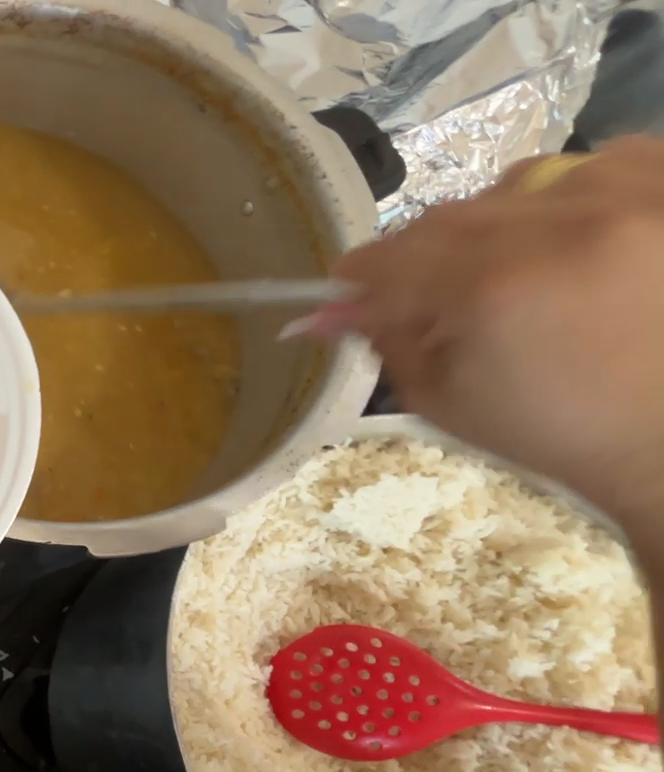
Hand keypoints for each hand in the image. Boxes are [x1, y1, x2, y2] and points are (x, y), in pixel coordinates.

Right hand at [327, 137, 663, 535]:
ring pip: (512, 186)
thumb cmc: (547, 425)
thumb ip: (383, 338)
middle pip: (444, 219)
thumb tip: (324, 311)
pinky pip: (595, 163)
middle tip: (424, 294)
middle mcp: (562, 225)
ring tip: (513, 267)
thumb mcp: (438, 394)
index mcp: (491, 287)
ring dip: (492, 223)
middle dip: (418, 256)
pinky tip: (575, 240)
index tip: (344, 294)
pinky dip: (567, 197)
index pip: (387, 260)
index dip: (355, 279)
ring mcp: (631, 196)